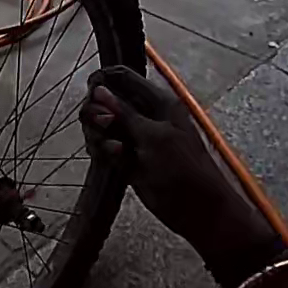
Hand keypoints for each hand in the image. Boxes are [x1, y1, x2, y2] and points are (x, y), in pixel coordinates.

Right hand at [80, 66, 279, 272]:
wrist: (195, 209)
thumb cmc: (183, 167)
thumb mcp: (154, 135)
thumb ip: (124, 112)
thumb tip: (99, 90)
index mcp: (156, 101)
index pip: (123, 77)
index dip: (104, 80)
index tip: (91, 92)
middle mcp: (141, 115)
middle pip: (104, 101)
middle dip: (98, 112)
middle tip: (105, 126)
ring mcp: (132, 137)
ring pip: (99, 125)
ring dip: (99, 135)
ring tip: (116, 150)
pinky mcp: (124, 158)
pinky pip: (102, 146)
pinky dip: (103, 151)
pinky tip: (115, 159)